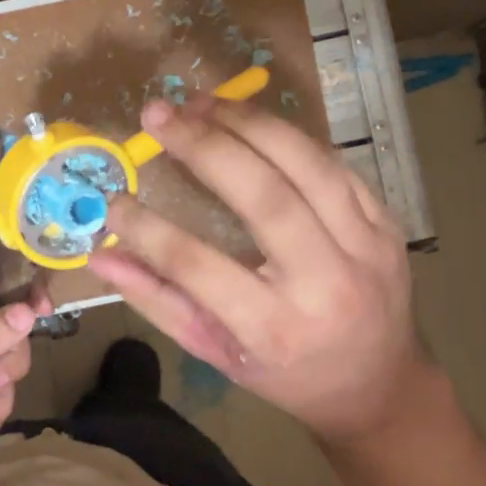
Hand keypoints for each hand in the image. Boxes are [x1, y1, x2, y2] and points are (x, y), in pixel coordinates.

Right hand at [89, 98, 429, 445]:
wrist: (378, 383)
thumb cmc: (283, 373)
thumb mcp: (213, 351)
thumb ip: (156, 301)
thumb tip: (99, 258)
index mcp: (273, 328)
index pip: (199, 266)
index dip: (148, 230)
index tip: (113, 201)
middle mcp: (326, 283)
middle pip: (264, 198)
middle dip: (206, 147)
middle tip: (158, 115)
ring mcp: (366, 248)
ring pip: (307, 167)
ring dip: (249, 124)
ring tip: (200, 102)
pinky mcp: (386, 224)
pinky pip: (334, 165)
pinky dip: (287, 137)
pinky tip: (248, 121)